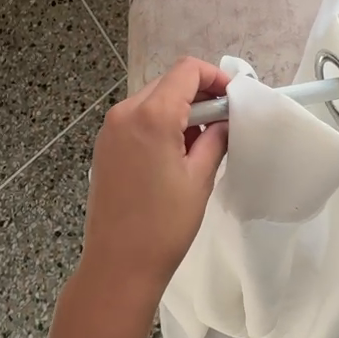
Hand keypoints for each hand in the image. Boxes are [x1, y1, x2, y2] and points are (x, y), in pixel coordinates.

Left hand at [78, 57, 230, 292]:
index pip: (187, 70)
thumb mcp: (199, 178)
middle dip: (200, 94)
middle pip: (169, 82)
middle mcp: (126, 112)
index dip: (215, 77)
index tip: (233, 98)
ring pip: (154, 99)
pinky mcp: (104, 145)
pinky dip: (160, 123)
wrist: (117, 267)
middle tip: (223, 122)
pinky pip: (138, 118)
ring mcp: (110, 128)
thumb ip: (215, 138)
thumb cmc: (164, 225)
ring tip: (200, 143)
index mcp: (151, 115)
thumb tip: (225, 118)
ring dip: (180, 109)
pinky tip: (174, 153)